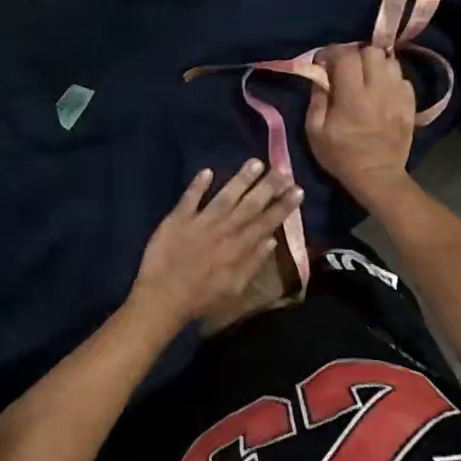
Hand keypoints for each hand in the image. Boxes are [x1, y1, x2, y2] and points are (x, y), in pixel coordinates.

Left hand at [128, 160, 303, 330]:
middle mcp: (224, 229)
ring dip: (241, 179)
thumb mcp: (234, 288)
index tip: (297, 189)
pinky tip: (207, 171)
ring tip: (256, 162)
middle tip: (283, 169)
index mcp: (239, 247)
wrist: (163, 298)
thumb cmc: (201, 298)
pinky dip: (198, 184)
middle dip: (268, 186)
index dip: (283, 205)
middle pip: (250, 203)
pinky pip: (190, 197)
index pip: (267, 222)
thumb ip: (253, 263)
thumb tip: (272, 240)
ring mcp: (200, 221)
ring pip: (225, 195)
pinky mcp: (178, 218)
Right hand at [307, 44, 415, 199]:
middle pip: (371, 51)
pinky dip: (391, 79)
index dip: (331, 52)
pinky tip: (382, 91)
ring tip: (366, 77)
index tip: (323, 61)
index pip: (345, 55)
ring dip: (376, 64)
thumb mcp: (315, 131)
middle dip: (356, 55)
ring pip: (390, 61)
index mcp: (352, 95)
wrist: (377, 176)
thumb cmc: (341, 155)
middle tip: (346, 69)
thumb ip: (316, 99)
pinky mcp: (410, 104)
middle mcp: (378, 89)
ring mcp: (398, 95)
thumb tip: (319, 77)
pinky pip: (403, 79)